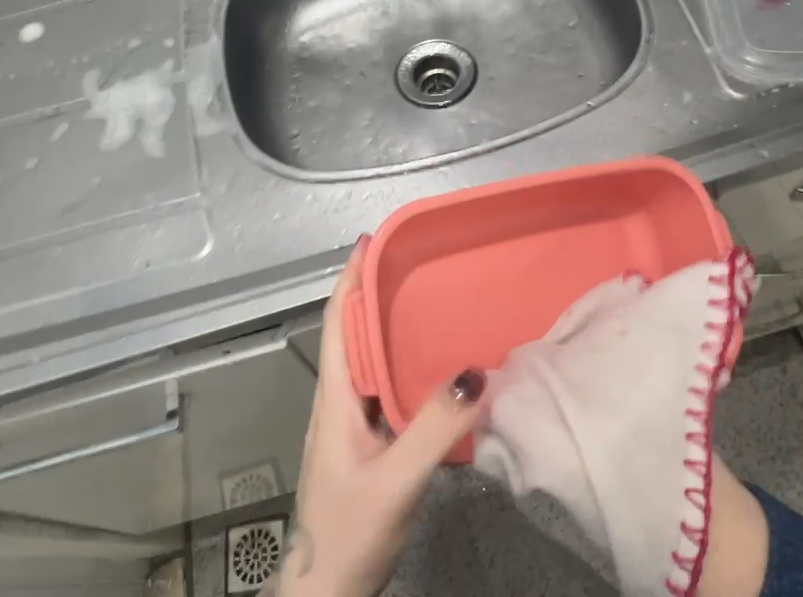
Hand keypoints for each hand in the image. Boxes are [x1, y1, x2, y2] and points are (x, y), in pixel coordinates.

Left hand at [273, 239, 487, 596]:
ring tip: (428, 303)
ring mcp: (351, 425)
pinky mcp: (367, 445)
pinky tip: (433, 370)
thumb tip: (476, 371)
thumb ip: (434, 427)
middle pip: (353, 333)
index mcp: (336, 397)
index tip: (372, 240)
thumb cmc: (349, 531)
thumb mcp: (396, 478)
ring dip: (389, 327)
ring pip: (370, 361)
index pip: (338, 322)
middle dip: (375, 292)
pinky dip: (404, 365)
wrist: (326, 591)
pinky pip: (385, 389)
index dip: (351, 277)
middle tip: (415, 263)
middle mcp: (340, 402)